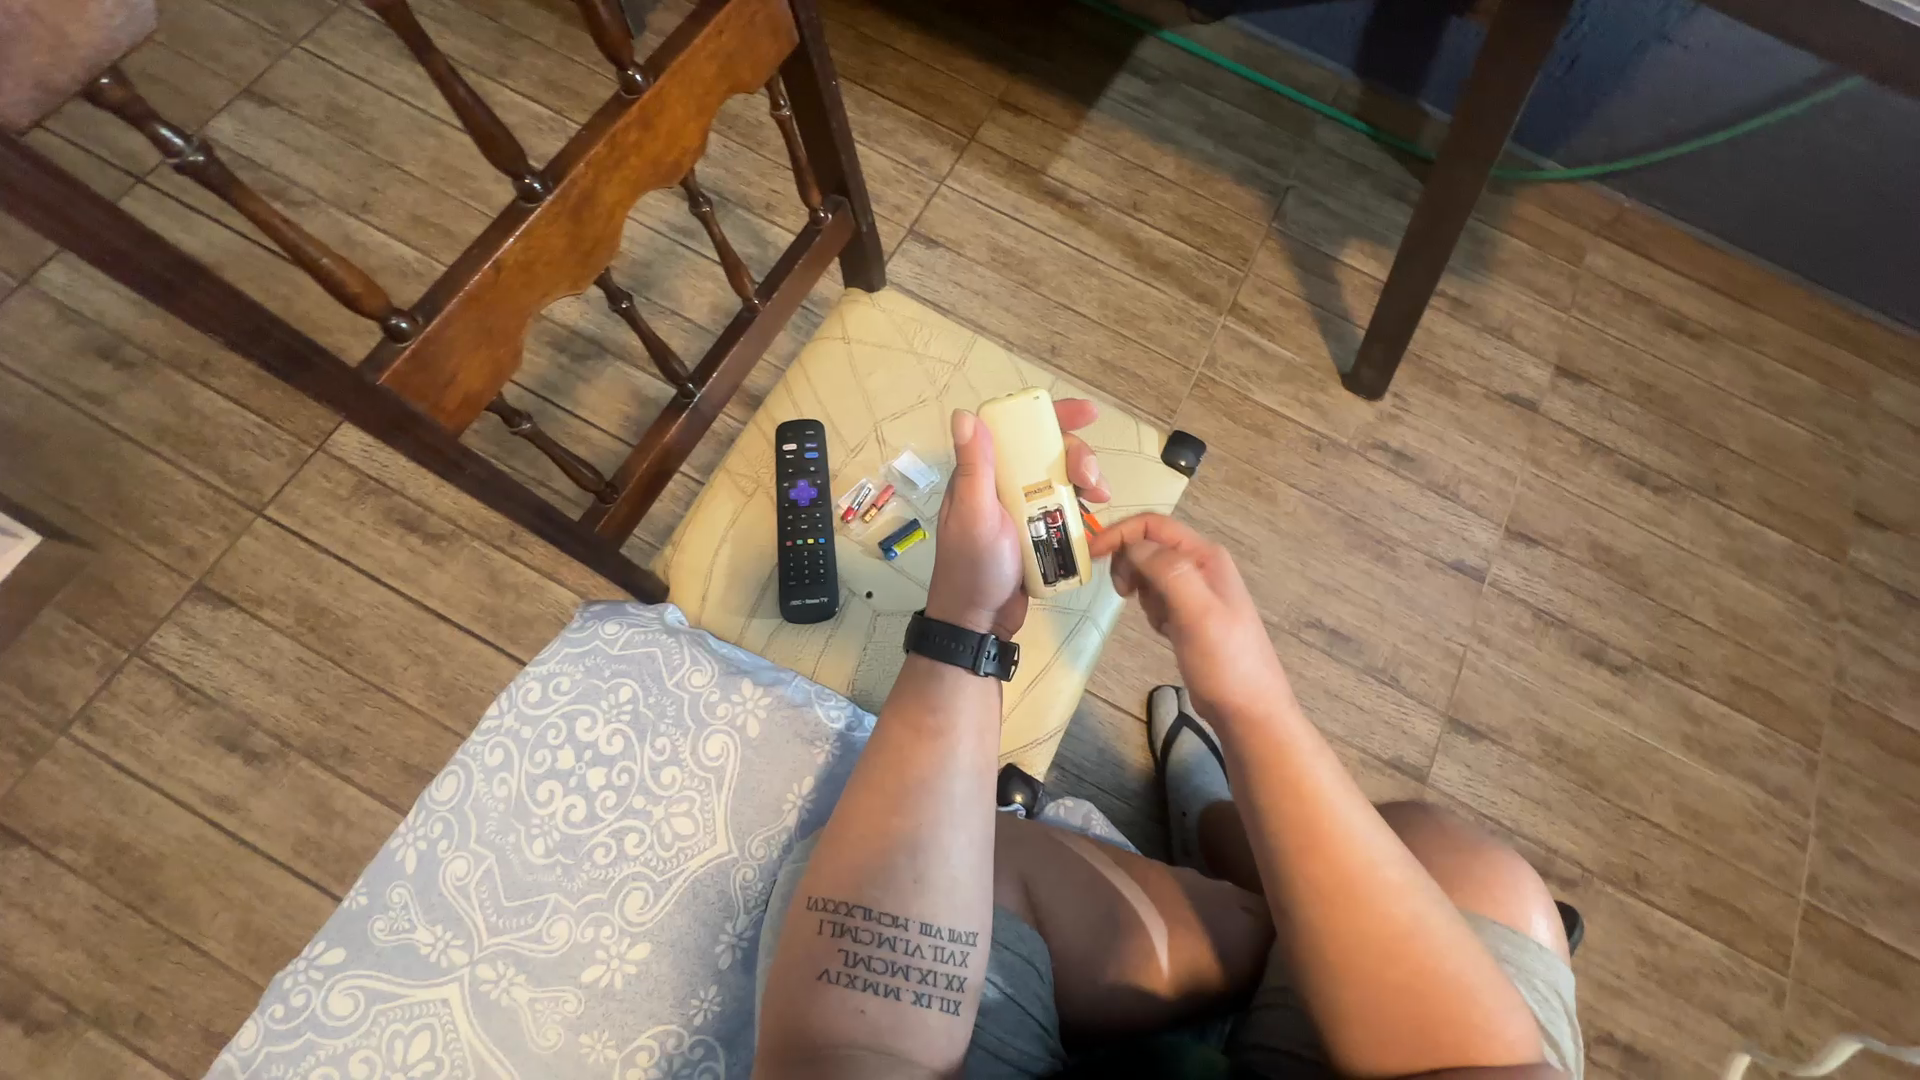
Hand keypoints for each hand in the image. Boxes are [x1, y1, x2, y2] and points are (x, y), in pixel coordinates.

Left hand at [925, 399, 1108, 638]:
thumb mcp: (974, 514)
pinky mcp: (1035, 532)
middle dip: (1076, 455)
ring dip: (1084, 479)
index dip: (1051, 417)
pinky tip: (1094, 513)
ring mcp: (1020, 509)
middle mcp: (1001, 486)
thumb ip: (974, 467)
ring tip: (1099, 495)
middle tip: (1091, 477)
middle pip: (1046, 452)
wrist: (979, 621)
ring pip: (1059, 478)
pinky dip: (1081, 505)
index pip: (1016, 431)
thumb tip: (965, 415)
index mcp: (981, 475)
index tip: (1087, 413)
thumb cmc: (973, 567)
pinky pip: (1064, 508)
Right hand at [1087, 513, 1290, 723]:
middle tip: (1123, 594)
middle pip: (1147, 545)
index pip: (1152, 526)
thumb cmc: (1225, 662)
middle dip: (1128, 564)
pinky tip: (1164, 630)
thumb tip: (1133, 546)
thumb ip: (1167, 571)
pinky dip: (1150, 609)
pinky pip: (1155, 597)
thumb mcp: (1197, 613)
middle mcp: (1200, 565)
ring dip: (1141, 591)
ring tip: (1159, 620)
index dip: (1119, 534)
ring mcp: (1194, 589)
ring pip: (1148, 572)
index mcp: (1205, 556)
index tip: (1090, 555)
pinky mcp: (1187, 612)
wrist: (1246, 709)